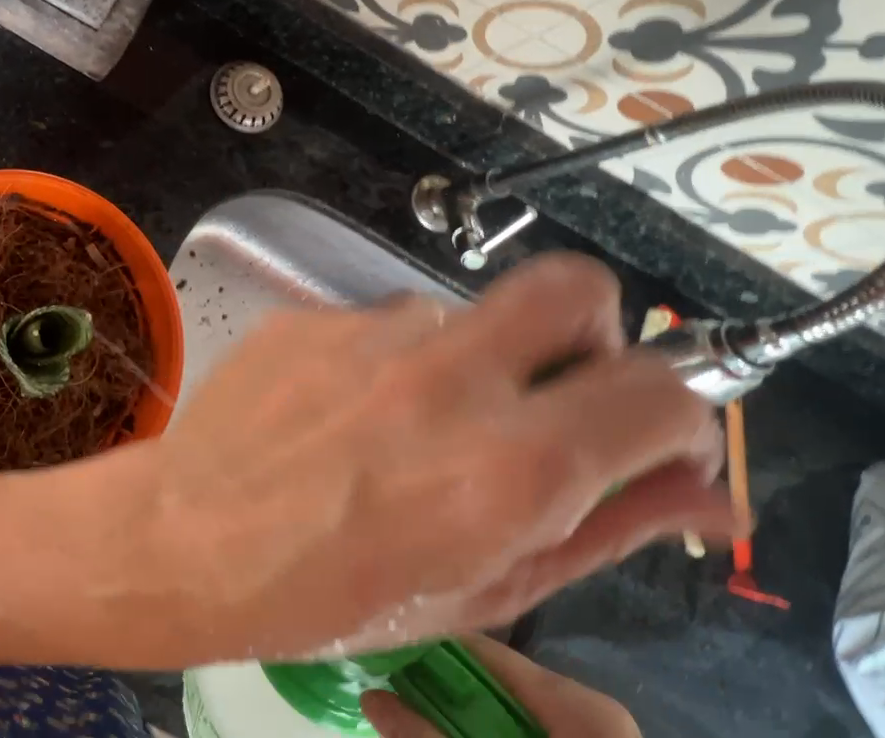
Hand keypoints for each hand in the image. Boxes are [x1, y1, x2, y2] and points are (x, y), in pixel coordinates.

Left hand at [144, 253, 737, 662]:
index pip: (663, 389)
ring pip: (460, 312)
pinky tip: (334, 412)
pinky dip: (382, 359)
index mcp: (513, 463)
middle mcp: (447, 375)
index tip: (642, 445)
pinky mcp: (304, 316)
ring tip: (402, 425)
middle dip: (590, 333)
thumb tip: (703, 489)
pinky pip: (374, 322)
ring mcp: (366, 333)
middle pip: (575, 287)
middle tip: (547, 392)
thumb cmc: (328, 597)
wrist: (180, 539)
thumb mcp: (480, 593)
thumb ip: (603, 529)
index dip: (675, 416)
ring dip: (464, 358)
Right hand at [361, 635, 637, 736]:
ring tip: (415, 730)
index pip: (481, 649)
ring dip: (457, 724)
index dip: (424, 649)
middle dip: (438, 695)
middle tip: (392, 705)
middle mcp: (586, 713)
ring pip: (502, 717)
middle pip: (489, 684)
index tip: (378, 657)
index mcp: (579, 705)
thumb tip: (372, 699)